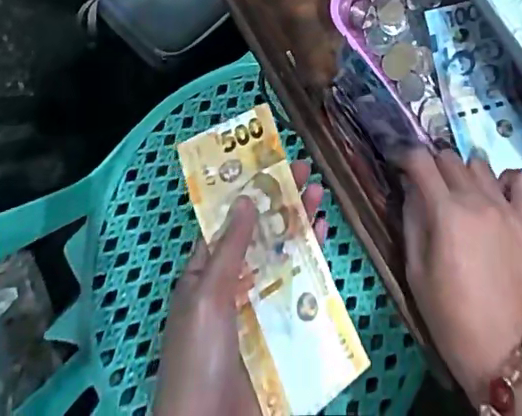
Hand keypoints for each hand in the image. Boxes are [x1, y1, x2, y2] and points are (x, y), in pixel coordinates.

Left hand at [152, 160, 328, 415]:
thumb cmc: (199, 357)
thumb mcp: (207, 297)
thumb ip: (229, 250)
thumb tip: (246, 199)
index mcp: (204, 272)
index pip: (230, 220)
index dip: (252, 190)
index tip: (274, 163)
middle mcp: (230, 283)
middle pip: (260, 233)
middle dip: (282, 201)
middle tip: (307, 170)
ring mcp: (255, 307)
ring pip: (281, 256)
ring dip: (300, 226)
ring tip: (321, 195)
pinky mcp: (277, 331)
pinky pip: (296, 289)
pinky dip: (310, 263)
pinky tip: (323, 241)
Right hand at [398, 149, 521, 404]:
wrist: (504, 351)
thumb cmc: (450, 317)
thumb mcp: (416, 271)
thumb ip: (412, 220)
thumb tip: (410, 186)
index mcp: (445, 211)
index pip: (420, 160)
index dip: (404, 157)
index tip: (398, 165)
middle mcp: (476, 199)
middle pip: (448, 158)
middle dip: (432, 166)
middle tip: (426, 188)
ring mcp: (506, 207)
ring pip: (480, 164)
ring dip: (464, 172)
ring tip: (460, 195)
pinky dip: (508, 178)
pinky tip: (498, 194)